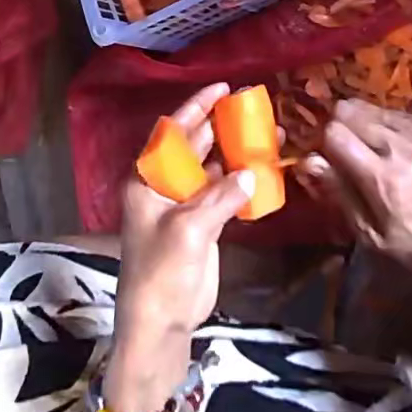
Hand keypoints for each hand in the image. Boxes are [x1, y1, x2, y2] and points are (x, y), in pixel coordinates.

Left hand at [109, 83, 252, 411]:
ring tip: (263, 133)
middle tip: (249, 106)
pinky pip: (222, 192)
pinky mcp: (202, 222)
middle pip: (193, 145)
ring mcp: (184, 203)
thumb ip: (220, 198)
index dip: (196, 107)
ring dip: (233, 152)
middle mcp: (164, 184)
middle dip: (219, 125)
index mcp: (148, 178)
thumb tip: (252, 173)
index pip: (172, 132)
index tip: (222, 87)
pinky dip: (239, 181)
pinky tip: (260, 170)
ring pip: (210, 167)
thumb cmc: (161, 271)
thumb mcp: (188, 230)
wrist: (161, 323)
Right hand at [298, 98, 411, 288]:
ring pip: (361, 105)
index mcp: (383, 177)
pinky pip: (382, 109)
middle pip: (345, 111)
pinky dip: (374, 122)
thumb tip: (308, 161)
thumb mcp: (370, 233)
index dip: (322, 144)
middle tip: (341, 152)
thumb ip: (338, 192)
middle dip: (335, 128)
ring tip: (362, 148)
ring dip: (354, 123)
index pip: (334, 133)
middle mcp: (399, 146)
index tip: (325, 160)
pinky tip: (383, 145)